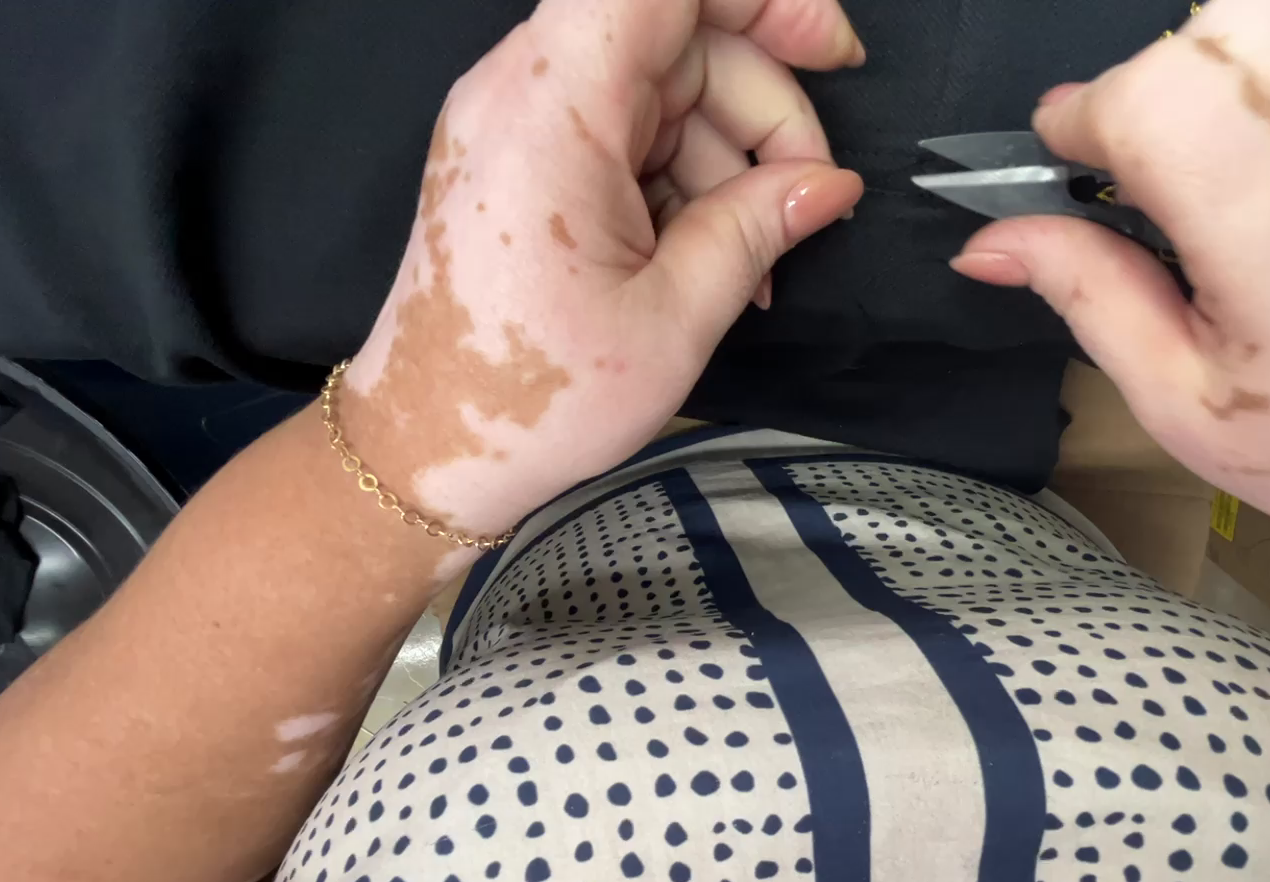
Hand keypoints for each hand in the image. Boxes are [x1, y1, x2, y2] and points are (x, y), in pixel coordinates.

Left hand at [340, 0, 865, 539]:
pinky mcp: (526, 172)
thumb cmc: (541, 401)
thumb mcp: (673, 321)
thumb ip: (756, 233)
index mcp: (552, 110)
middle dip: (764, 116)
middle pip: (678, 44)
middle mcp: (524, 94)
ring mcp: (521, 131)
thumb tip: (830, 187)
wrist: (436, 448)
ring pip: (661, 100)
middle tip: (809, 207)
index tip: (833, 56)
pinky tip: (712, 264)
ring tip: (757, 270)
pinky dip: (684, 192)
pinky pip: (627, 146)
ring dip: (729, 171)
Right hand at [953, 0, 1269, 615]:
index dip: (1092, 109)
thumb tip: (984, 243)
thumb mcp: (1171, 397)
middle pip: (1241, 23)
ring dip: (1227, 85)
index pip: (1168, 91)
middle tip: (1137, 163)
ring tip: (1219, 185)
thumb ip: (1083, 293)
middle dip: (1156, 79)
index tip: (1063, 151)